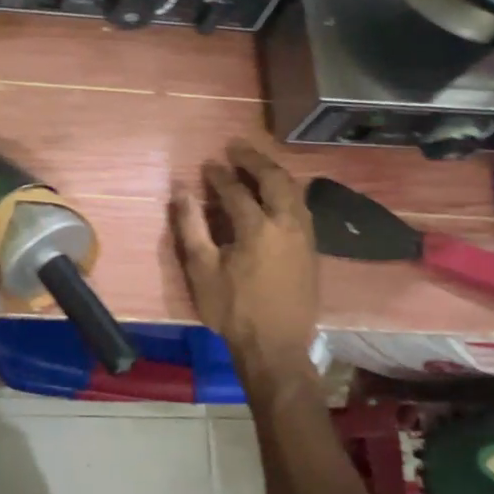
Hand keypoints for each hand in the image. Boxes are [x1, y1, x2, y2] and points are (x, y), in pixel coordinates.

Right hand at [172, 141, 317, 367]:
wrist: (276, 347)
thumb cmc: (233, 310)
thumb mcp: (202, 271)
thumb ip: (191, 227)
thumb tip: (180, 190)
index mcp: (258, 228)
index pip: (236, 190)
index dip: (219, 175)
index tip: (207, 164)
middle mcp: (287, 224)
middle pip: (275, 179)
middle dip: (254, 160)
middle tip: (236, 146)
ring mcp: (305, 236)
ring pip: (294, 191)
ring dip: (274, 173)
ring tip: (256, 164)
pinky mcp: (312, 249)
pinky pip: (301, 207)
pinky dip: (287, 192)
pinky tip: (276, 195)